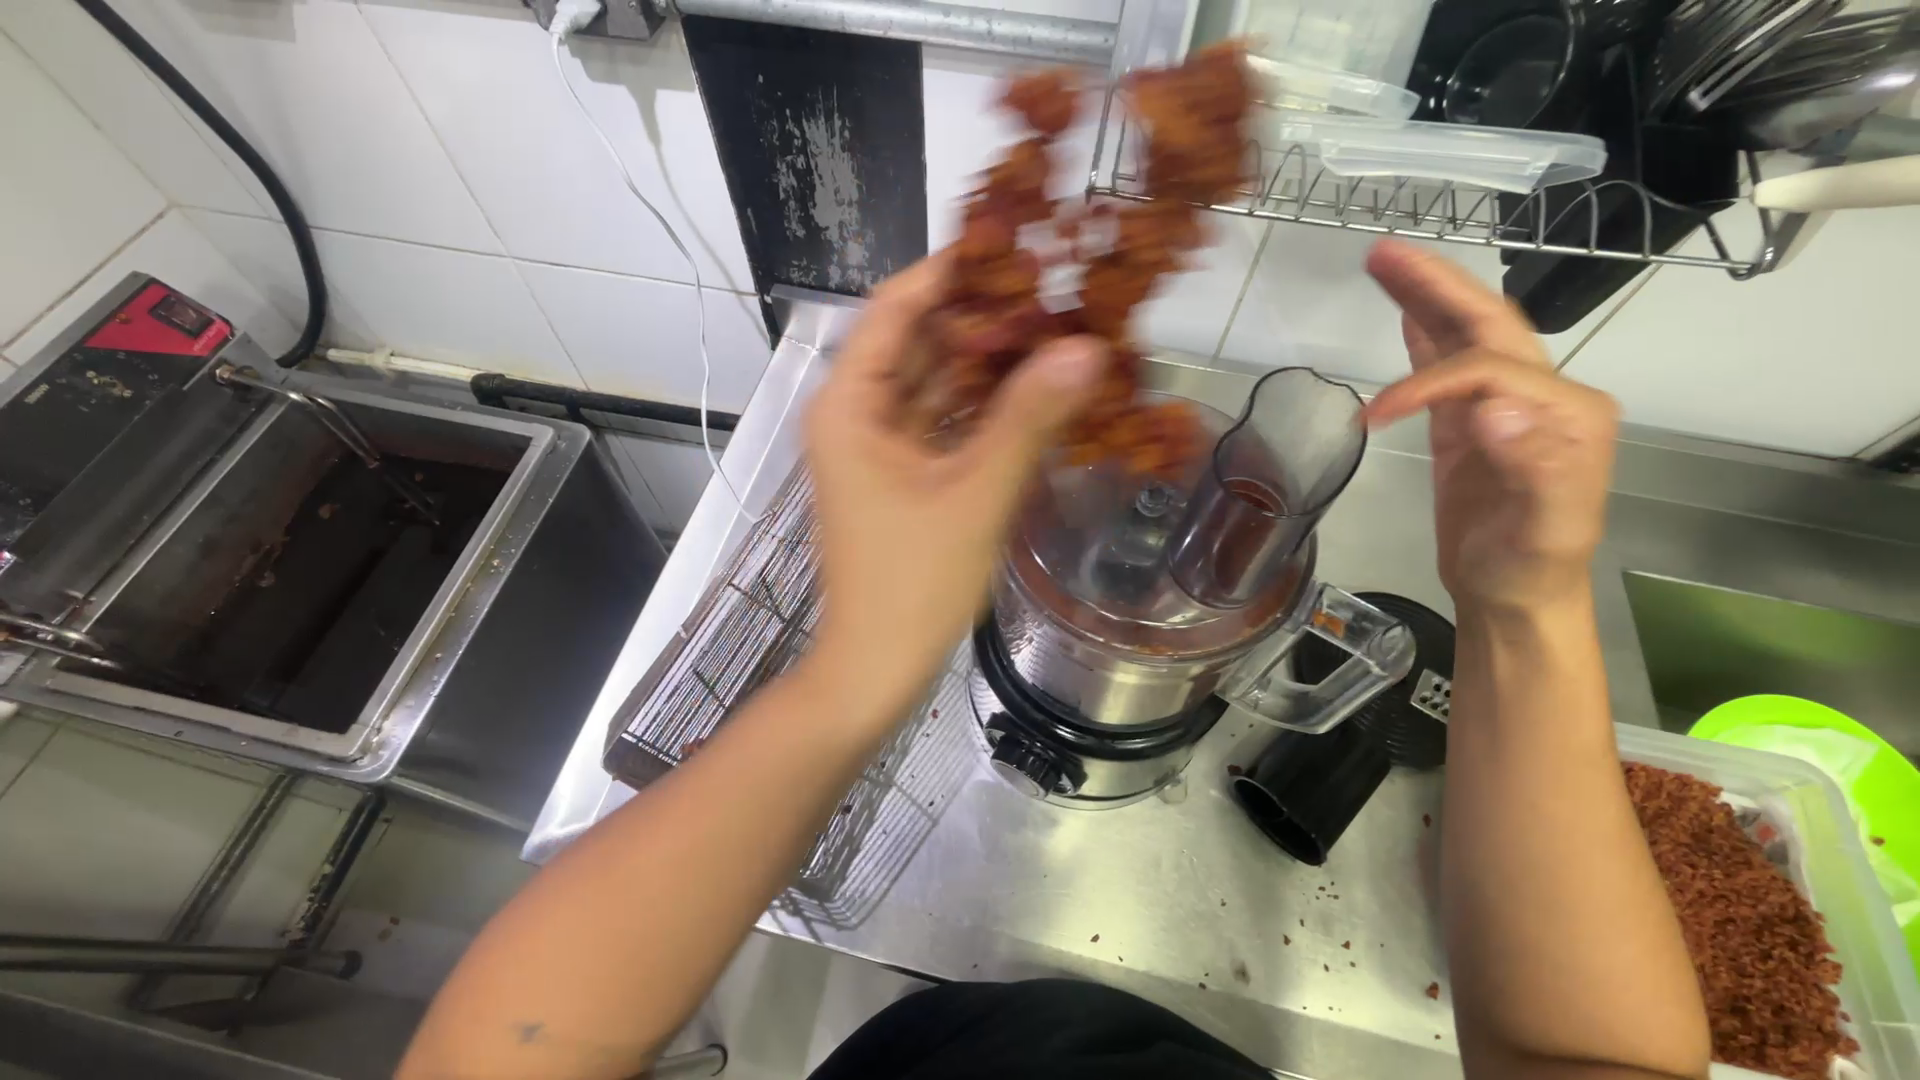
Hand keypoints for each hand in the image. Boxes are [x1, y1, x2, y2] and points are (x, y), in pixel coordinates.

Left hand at [801, 253, 1105, 725]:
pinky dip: (984, 410)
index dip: (952, 271)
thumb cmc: (913, 584)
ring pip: (936, 385)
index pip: (897, 308)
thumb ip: (1029, 418)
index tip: (1014, 245)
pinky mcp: (902, 477)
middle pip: (920, 343)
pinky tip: (1037, 392)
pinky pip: (945, 424)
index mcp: (849, 404)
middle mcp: (856, 415)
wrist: (877, 667)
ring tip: (1057, 329)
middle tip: (1053, 288)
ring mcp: (879, 448)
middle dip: (983, 318)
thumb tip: (1089, 348)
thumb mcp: (975, 494)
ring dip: (989, 364)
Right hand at [1360, 239, 1618, 614]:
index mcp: (1565, 412)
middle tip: (1383, 253)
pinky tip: (1403, 312)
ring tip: (1383, 263)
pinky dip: (1423, 334)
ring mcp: (1504, 406)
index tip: (1374, 417)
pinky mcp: (1470, 424)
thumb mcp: (1545, 530)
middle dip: (1436, 286)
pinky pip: (1447, 367)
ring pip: (1465, 335)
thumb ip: (1538, 467)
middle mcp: (1542, 395)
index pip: (1490, 369)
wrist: (1516, 595)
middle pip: (1486, 325)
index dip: (1427, 383)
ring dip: (1426, 296)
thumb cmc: (1531, 567)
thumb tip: (1493, 409)